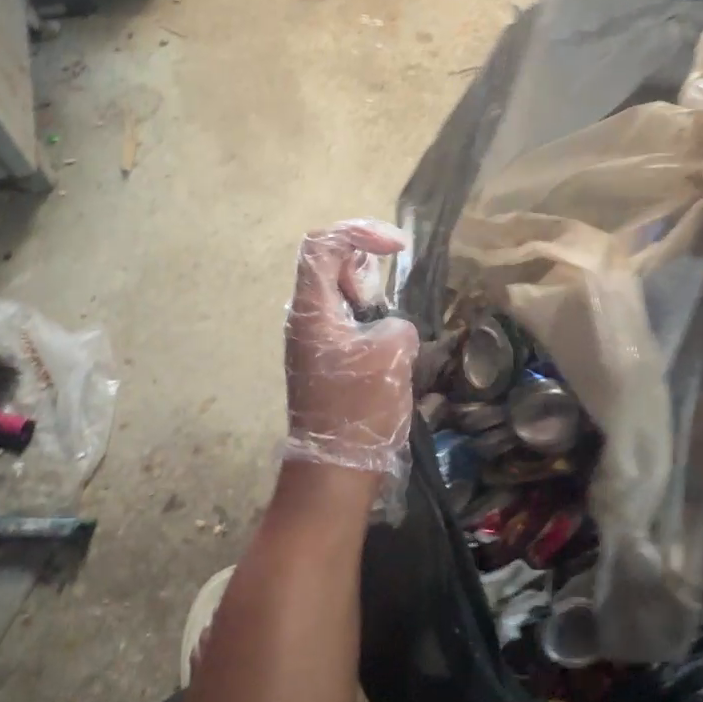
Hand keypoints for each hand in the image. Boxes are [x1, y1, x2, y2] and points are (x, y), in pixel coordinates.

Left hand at [281, 220, 419, 477]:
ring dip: (369, 295)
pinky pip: (344, 320)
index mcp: (312, 310)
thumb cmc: (359, 408)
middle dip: (365, 266)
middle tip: (386, 294)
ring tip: (389, 323)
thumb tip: (387, 328)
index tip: (398, 248)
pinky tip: (388, 344)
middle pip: (328, 263)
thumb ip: (393, 321)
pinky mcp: (324, 359)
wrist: (336, 468)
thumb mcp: (391, 353)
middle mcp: (305, 319)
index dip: (360, 232)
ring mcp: (312, 340)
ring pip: (338, 293)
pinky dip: (368, 318)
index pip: (322, 244)